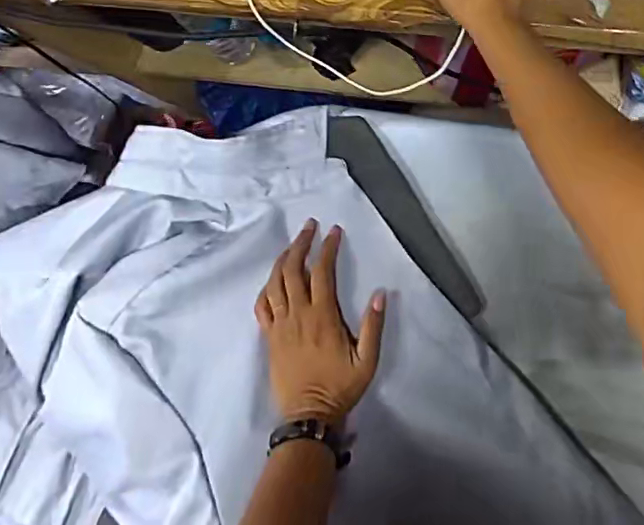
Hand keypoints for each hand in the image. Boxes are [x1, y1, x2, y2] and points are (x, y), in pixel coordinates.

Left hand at [255, 220, 384, 425]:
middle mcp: (298, 313)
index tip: (334, 231)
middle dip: (301, 242)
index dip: (328, 247)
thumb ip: (374, 326)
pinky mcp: (269, 336)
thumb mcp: (367, 361)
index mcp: (322, 315)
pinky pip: (262, 304)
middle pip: (294, 268)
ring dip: (283, 258)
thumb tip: (381, 293)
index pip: (322, 271)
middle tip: (309, 226)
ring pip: (275, 281)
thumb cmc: (340, 387)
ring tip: (293, 244)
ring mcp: (280, 324)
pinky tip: (273, 278)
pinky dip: (266, 286)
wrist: (308, 417)